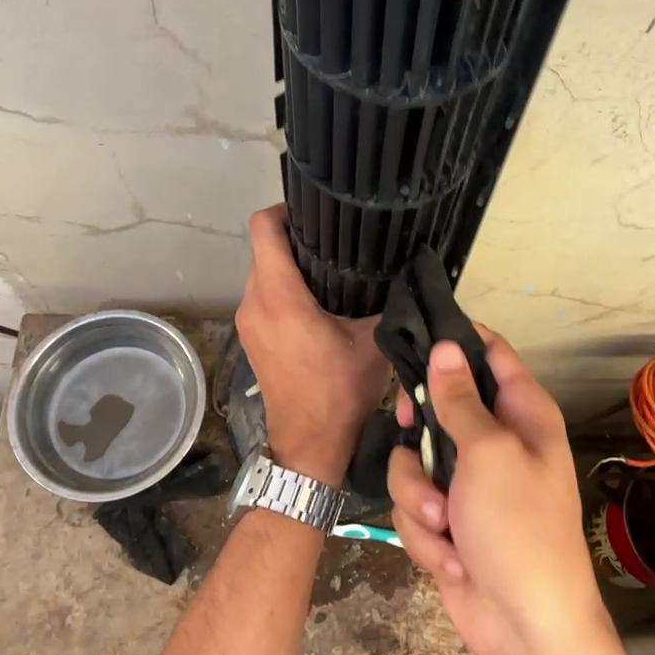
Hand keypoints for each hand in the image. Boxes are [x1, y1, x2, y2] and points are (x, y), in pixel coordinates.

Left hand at [235, 205, 389, 483]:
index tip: (316, 212)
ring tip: (329, 271)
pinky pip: (262, 296)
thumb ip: (387, 301)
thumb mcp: (373, 341)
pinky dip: (282, 289)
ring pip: (262, 273)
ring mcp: (247, 321)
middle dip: (295, 238)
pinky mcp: (250, 337)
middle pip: (264, 249)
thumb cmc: (340, 392)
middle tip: (335, 241)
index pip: (264, 228)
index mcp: (280, 296)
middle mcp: (254, 302)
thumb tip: (407, 271)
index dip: (286, 210)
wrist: (309, 444)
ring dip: (289, 266)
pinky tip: (316, 302)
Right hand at [386, 328, 606, 654]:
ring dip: (419, 499)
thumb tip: (446, 346)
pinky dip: (426, 536)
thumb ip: (460, 400)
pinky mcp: (446, 522)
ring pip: (413, 463)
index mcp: (522, 414)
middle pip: (436, 407)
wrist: (523, 625)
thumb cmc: (519, 528)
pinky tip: (452, 559)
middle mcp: (494, 442)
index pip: (489, 354)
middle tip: (411, 433)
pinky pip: (413, 507)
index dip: (454, 340)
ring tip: (445, 526)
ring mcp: (467, 485)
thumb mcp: (488, 454)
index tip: (413, 336)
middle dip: (419, 435)